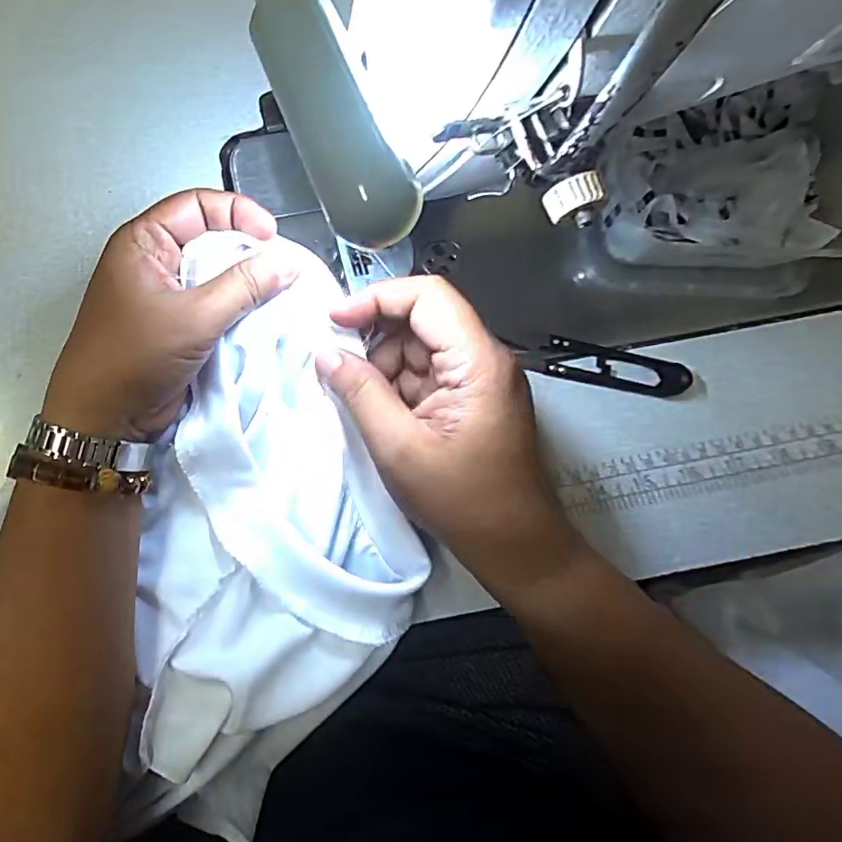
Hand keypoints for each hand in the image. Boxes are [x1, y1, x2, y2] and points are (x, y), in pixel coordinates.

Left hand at [43, 190, 297, 439]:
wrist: (103, 421)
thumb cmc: (131, 360)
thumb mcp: (194, 317)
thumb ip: (244, 286)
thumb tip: (285, 263)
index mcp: (143, 244)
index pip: (197, 205)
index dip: (237, 212)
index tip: (270, 235)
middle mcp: (155, 262)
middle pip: (212, 237)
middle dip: (248, 249)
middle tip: (279, 267)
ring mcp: (168, 294)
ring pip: (218, 273)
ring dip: (248, 282)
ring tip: (278, 292)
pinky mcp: (180, 323)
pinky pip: (218, 304)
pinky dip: (241, 308)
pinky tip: (264, 316)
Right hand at [315, 276, 587, 594]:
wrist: (515, 545)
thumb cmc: (463, 501)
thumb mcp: (399, 449)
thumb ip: (360, 394)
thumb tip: (326, 354)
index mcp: (478, 361)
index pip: (429, 296)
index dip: (378, 298)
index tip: (336, 320)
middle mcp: (484, 358)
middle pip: (423, 319)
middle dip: (377, 338)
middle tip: (340, 368)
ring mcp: (480, 377)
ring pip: (421, 346)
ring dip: (385, 365)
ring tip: (361, 401)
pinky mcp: (473, 396)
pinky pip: (429, 372)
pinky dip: (398, 384)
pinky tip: (381, 411)